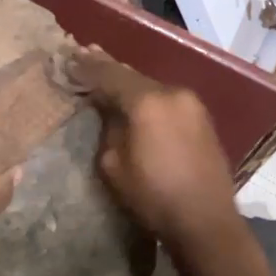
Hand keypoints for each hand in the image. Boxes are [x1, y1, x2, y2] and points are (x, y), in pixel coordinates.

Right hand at [74, 49, 239, 254]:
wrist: (207, 222)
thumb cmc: (154, 196)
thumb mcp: (114, 164)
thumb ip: (108, 128)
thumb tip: (109, 110)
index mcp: (147, 101)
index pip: (110, 75)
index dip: (87, 67)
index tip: (69, 58)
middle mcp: (172, 92)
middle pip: (132, 76)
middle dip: (107, 67)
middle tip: (84, 53)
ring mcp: (191, 103)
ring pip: (151, 86)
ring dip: (129, 83)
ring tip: (107, 74)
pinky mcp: (202, 117)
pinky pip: (167, 99)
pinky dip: (149, 96)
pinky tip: (137, 98)